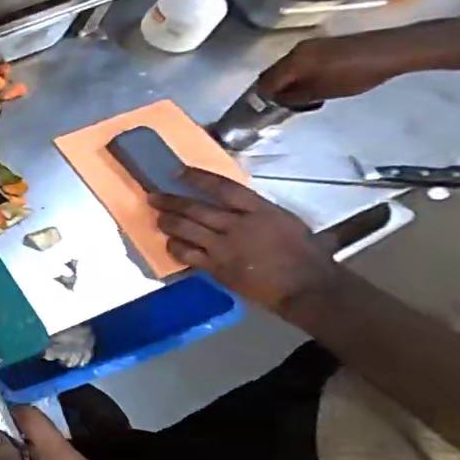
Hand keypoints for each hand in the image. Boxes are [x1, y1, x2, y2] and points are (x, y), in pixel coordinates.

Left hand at [150, 168, 340, 315]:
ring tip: (158, 217)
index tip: (179, 172)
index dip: (198, 178)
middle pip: (196, 208)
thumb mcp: (286, 222)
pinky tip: (170, 243)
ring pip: (186, 229)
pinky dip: (175, 247)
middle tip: (153, 196)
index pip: (223, 187)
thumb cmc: (306, 254)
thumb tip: (236, 206)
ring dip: (167, 222)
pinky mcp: (217, 268)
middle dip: (170, 201)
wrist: (307, 287)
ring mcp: (224, 247)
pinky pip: (187, 254)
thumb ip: (258, 212)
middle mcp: (238, 225)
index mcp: (260, 210)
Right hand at [256, 35, 416, 105]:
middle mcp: (296, 51)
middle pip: (273, 73)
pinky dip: (300, 74)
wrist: (390, 51)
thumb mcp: (321, 92)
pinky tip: (315, 83)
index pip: (265, 83)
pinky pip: (301, 61)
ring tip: (302, 95)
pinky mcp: (324, 44)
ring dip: (289, 81)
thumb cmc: (354, 75)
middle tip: (285, 104)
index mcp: (292, 62)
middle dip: (275, 89)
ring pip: (287, 67)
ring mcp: (310, 45)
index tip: (270, 110)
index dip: (264, 98)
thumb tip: (277, 100)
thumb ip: (294, 97)